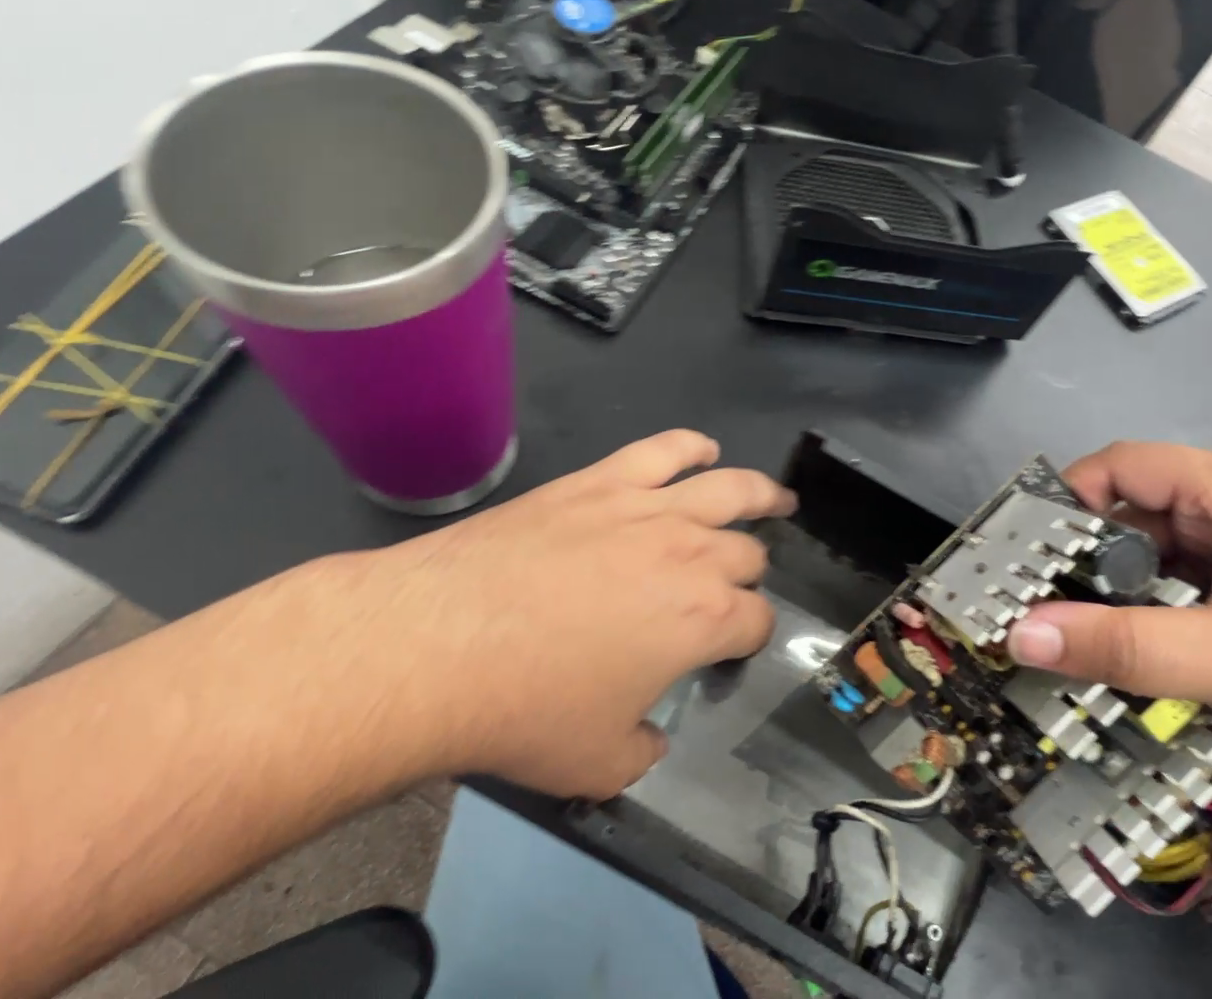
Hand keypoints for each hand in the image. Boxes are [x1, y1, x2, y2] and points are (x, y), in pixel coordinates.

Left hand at [269, 430, 794, 798]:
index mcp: (704, 620)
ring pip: (726, 488)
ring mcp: (643, 509)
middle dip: (747, 577)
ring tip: (777, 499)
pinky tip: (703, 450)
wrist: (434, 645)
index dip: (750, 639)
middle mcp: (689, 554)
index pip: (755, 622)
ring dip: (760, 494)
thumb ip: (641, 751)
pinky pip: (660, 450)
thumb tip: (649, 737)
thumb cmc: (523, 710)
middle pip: (745, 555)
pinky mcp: (596, 483)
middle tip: (729, 592)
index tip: (730, 652)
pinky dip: (690, 447)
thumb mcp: (597, 763)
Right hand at [1006, 443, 1211, 784]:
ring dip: (1130, 580)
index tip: (1029, 555)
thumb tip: (1022, 634)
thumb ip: (1121, 645)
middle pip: (1144, 503)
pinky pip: (1198, 566)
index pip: (1126, 465)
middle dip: (1095, 552)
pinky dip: (1165, 595)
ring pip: (1169, 540)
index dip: (1069, 500)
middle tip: (1053, 605)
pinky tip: (1152, 635)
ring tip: (1095, 627)